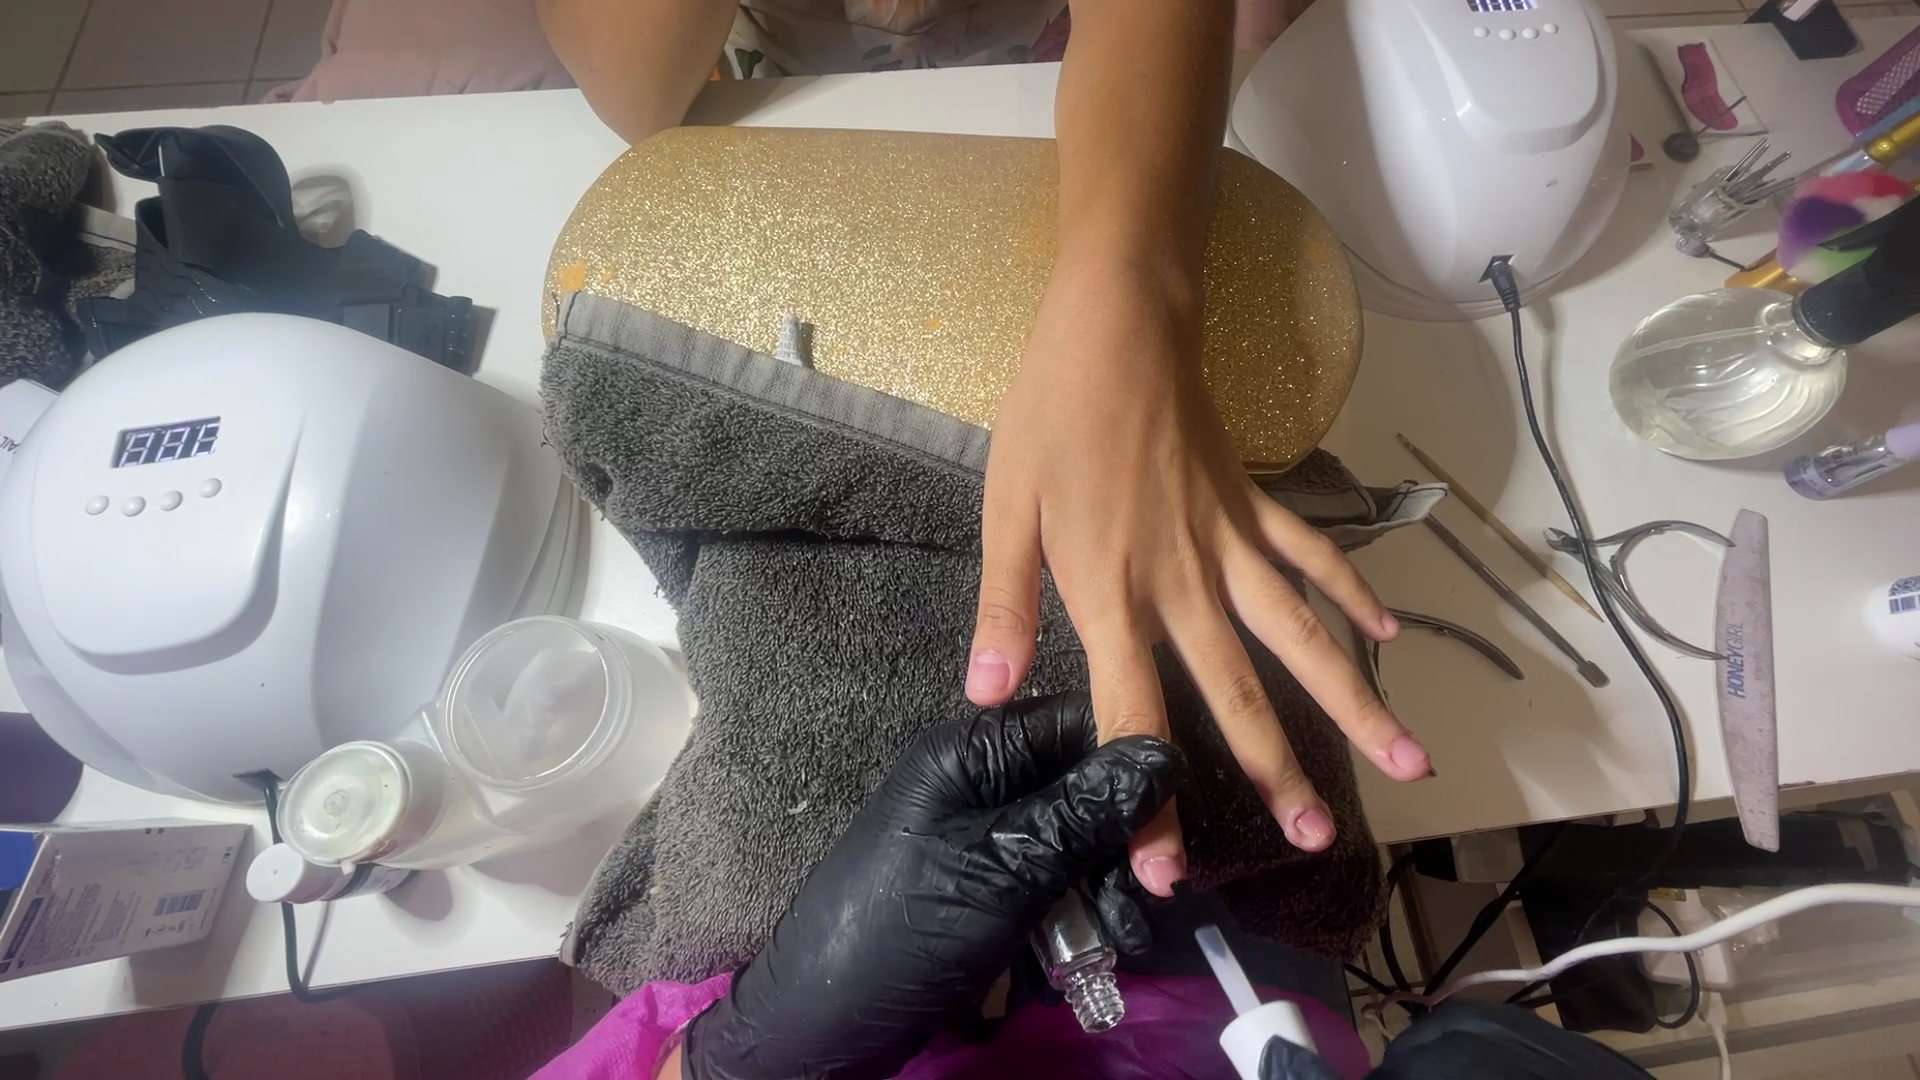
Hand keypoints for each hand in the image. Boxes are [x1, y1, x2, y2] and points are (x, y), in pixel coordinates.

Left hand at [681, 693, 1178, 1079]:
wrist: (829, 1020)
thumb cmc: (907, 925)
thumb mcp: (1004, 866)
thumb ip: (1084, 810)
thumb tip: (1163, 753)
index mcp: (977, 748)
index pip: (1078, 721)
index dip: (1134, 761)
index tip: (1172, 824)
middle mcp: (987, 775)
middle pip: (1086, 779)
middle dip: (1124, 836)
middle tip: (1149, 894)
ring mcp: (991, 828)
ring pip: (1081, 832)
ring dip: (1109, 880)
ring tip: (1121, 933)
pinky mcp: (996, 875)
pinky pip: (1060, 872)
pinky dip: (1084, 904)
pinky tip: (1098, 944)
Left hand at [968, 258, 1431, 895]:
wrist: (1117, 330)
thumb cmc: (1051, 418)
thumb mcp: (1006, 513)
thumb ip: (1004, 606)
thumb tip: (985, 694)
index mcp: (1112, 594)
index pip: (1134, 716)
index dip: (1146, 798)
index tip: (1167, 869)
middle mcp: (1184, 583)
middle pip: (1236, 692)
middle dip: (1274, 771)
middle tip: (1317, 838)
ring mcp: (1231, 542)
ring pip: (1298, 635)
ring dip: (1350, 701)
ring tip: (1406, 762)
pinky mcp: (1254, 502)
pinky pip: (1311, 554)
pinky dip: (1349, 593)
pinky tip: (1384, 632)